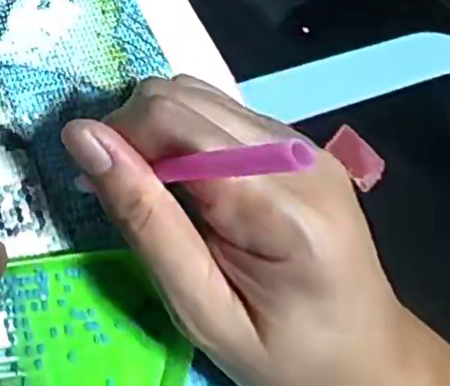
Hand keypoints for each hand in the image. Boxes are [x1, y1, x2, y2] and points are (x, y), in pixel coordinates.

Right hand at [61, 76, 449, 385]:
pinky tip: (190, 176)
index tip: (97, 183)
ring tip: (159, 186)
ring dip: (156, 126)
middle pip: (179, 95)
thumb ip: (143, 218)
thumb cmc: (282, 356)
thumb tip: (81, 136)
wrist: (368, 360)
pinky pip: (216, 105)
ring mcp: (299, 137)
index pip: (174, 121)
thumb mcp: (201, 309)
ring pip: (193, 90)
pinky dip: (183, 128)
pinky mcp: (295, 135)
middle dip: (132, 129)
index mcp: (281, 205)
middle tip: (126, 190)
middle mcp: (295, 151)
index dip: (120, 137)